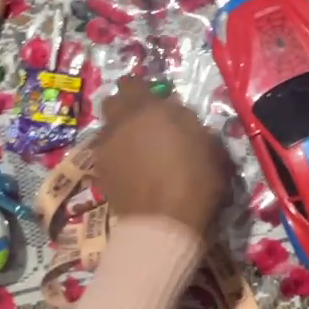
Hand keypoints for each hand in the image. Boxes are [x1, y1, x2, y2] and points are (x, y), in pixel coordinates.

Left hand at [96, 78, 229, 236]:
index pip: (132, 83)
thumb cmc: (195, 181)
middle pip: (112, 103)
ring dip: (121, 134)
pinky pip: (107, 154)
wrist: (163, 225)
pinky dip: (118, 157)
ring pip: (108, 130)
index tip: (156, 100)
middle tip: (146, 123)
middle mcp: (120, 123)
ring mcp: (106, 149)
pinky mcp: (100, 173)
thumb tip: (176, 114)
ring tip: (140, 151)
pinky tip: (134, 171)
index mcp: (147, 109)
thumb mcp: (208, 145)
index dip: (142, 90)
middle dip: (125, 108)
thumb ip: (188, 122)